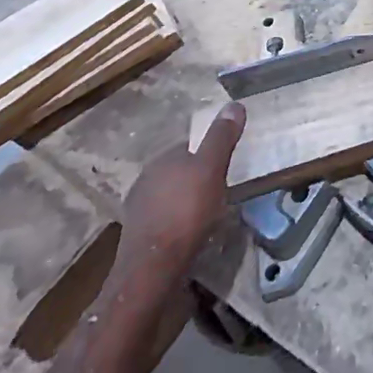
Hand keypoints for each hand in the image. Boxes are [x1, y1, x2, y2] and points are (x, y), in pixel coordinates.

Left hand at [113, 102, 245, 288]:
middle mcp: (145, 179)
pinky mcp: (139, 234)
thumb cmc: (187, 211)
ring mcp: (138, 208)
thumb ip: (222, 137)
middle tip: (224, 181)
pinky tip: (192, 228)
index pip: (189, 144)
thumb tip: (233, 104)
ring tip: (211, 206)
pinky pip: (165, 215)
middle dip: (198, 173)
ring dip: (188, 197)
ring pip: (171, 193)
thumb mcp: (212, 168)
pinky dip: (179, 217)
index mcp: (162, 159)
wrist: (153, 269)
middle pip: (179, 168)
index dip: (210, 149)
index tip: (228, 158)